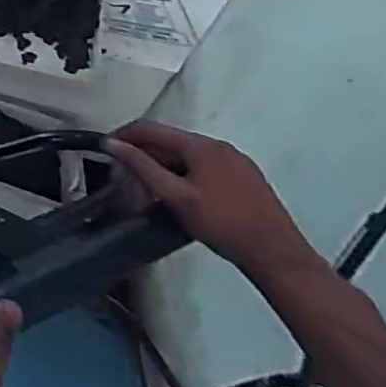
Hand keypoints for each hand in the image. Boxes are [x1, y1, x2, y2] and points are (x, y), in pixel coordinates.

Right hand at [105, 121, 320, 279]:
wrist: (280, 258)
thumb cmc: (223, 225)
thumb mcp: (176, 197)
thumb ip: (142, 167)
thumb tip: (111, 143)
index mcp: (201, 145)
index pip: (150, 128)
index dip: (124, 135)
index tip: (105, 150)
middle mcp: (218, 145)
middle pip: (169, 140)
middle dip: (144, 154)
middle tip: (128, 176)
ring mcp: (235, 161)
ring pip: (186, 153)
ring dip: (163, 164)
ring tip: (152, 188)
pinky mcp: (245, 177)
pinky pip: (204, 165)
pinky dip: (184, 172)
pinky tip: (182, 194)